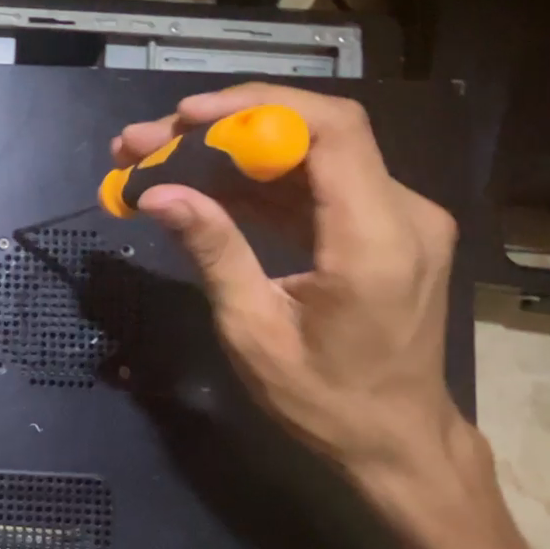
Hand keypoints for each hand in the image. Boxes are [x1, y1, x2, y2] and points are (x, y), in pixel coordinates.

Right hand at [112, 83, 468, 498]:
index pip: (331, 131)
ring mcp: (399, 217)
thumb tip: (157, 194)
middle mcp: (402, 212)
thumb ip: (213, 252)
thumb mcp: (254, 330)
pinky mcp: (385, 228)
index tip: (185, 117)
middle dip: (226, 127)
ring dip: (234, 151)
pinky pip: (318, 184)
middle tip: (147, 142)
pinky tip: (204, 186)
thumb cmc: (324, 399)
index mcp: (375, 240)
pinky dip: (259, 179)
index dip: (256, 108)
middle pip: (316, 132)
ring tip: (159, 159)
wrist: (396, 440)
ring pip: (312, 154)